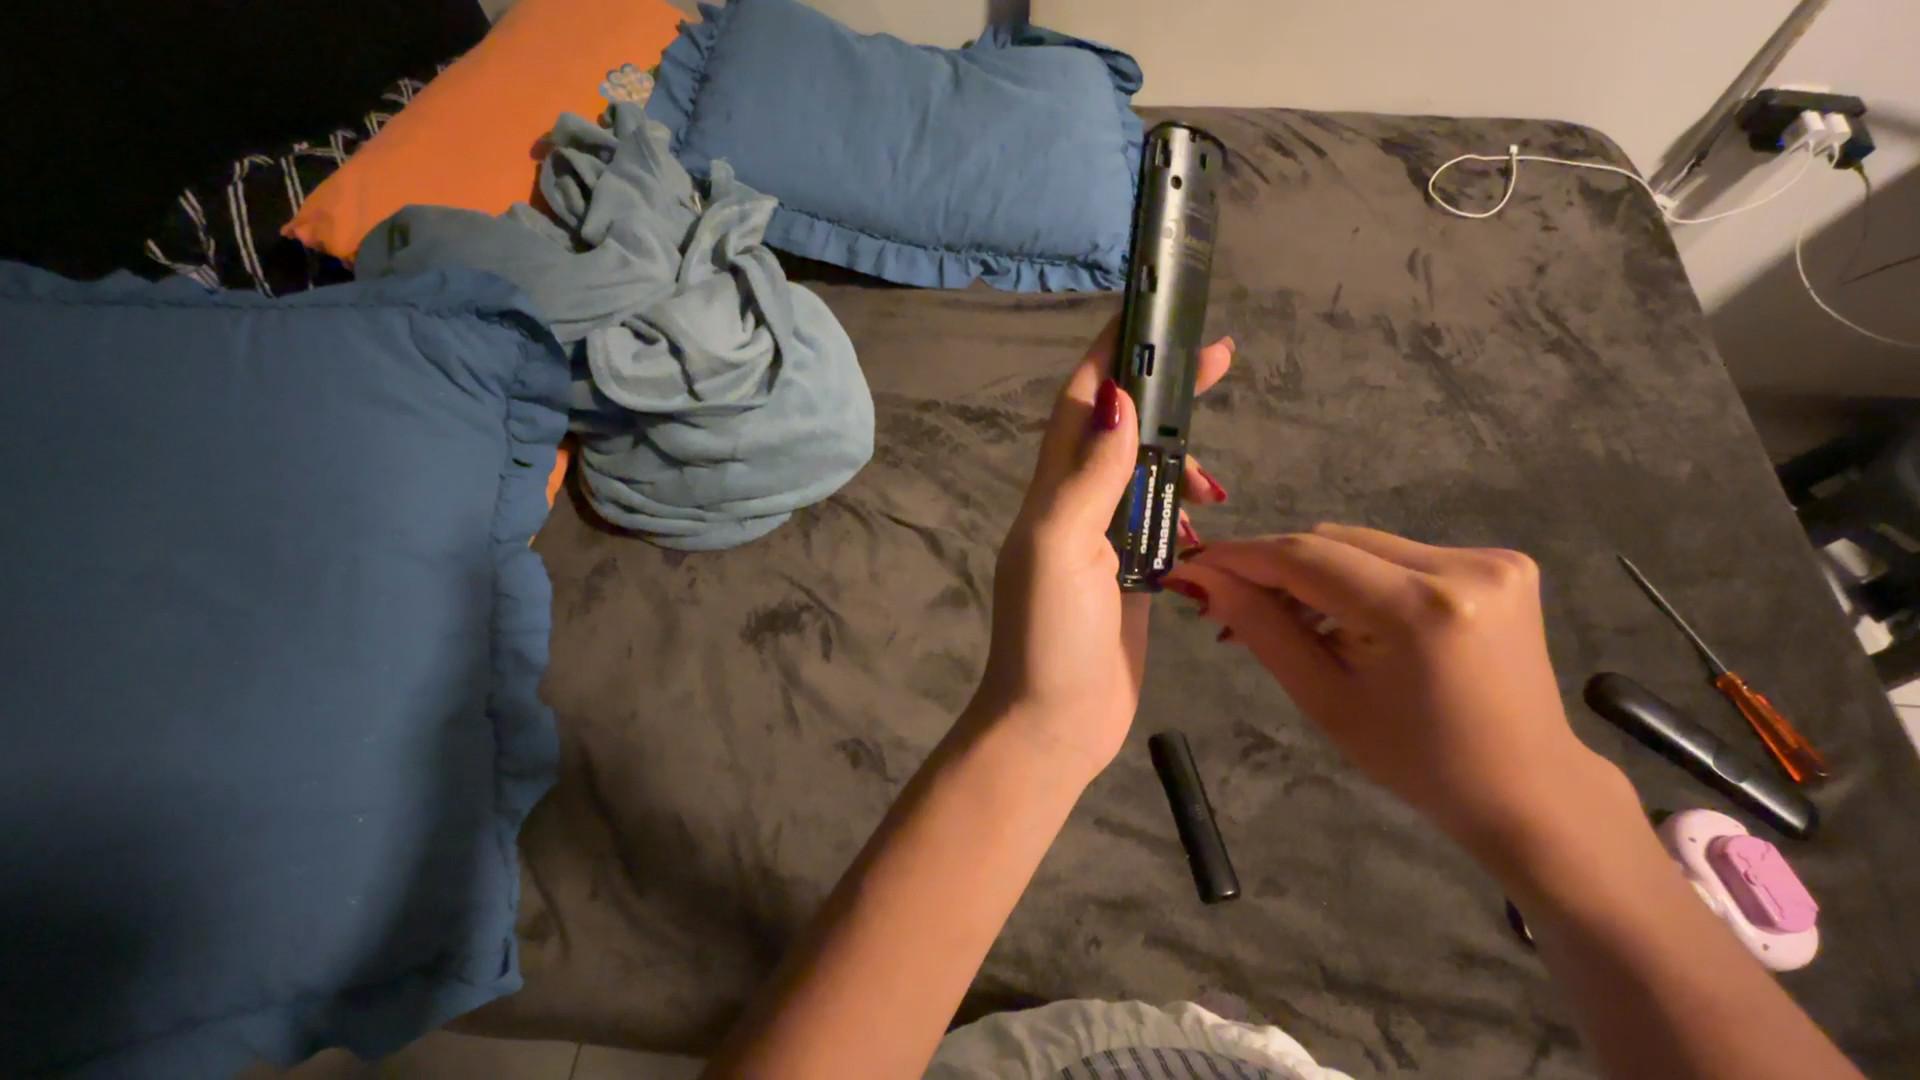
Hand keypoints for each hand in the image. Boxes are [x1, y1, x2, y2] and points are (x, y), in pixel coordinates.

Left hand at [968, 318, 1232, 777]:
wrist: (1054, 723)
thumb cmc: (1049, 635)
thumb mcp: (1060, 546)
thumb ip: (1088, 475)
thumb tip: (1117, 397)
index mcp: (1053, 490)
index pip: (1081, 401)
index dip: (1112, 353)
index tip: (1153, 312)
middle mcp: (1076, 504)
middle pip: (1121, 427)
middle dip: (1163, 391)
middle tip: (1218, 356)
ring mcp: (1105, 541)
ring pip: (1146, 474)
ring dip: (1181, 461)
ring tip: (1216, 483)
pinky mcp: (1132, 574)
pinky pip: (1162, 522)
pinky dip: (1187, 511)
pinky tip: (1211, 524)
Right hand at [1165, 525, 1629, 854]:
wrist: (1525, 786)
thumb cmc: (1415, 759)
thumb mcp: (1324, 699)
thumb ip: (1260, 627)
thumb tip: (1201, 578)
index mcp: (1420, 610)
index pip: (1305, 557)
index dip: (1240, 556)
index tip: (1192, 564)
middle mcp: (1462, 566)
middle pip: (1332, 542)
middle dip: (1273, 569)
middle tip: (1229, 605)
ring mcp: (1488, 558)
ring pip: (1361, 544)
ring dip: (1312, 573)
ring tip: (1282, 619)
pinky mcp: (1498, 562)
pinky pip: (1396, 554)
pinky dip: (1355, 577)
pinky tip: (1341, 616)